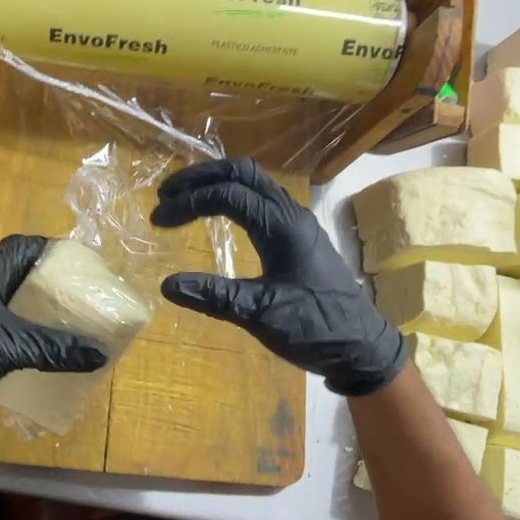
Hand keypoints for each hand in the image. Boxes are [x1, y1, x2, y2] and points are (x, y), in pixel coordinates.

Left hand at [0, 234, 109, 429]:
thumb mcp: (9, 347)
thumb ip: (54, 348)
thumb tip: (100, 353)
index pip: (21, 247)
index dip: (50, 249)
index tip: (81, 261)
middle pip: (23, 274)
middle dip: (53, 282)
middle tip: (85, 292)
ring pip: (18, 303)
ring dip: (44, 310)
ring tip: (77, 318)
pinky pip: (12, 328)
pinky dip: (33, 332)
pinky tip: (54, 346)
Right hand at [150, 157, 407, 396]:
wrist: (360, 346)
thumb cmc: (314, 328)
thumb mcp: (260, 315)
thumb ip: (215, 297)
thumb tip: (167, 284)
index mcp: (282, 227)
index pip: (228, 195)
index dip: (190, 202)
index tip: (158, 220)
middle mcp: (291, 215)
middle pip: (243, 173)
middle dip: (201, 177)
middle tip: (166, 194)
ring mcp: (297, 223)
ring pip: (254, 183)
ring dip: (217, 184)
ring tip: (183, 200)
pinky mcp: (298, 237)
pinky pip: (262, 200)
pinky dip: (232, 197)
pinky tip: (216, 216)